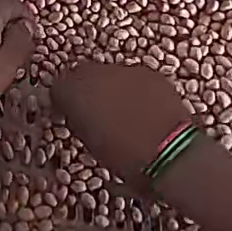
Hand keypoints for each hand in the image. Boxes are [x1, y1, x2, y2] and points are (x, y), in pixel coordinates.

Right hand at [53, 62, 231, 230]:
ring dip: (109, 87)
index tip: (68, 115)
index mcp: (74, 92)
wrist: (173, 155)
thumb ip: (80, 123)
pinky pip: (133, 78)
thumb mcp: (91, 145)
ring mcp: (125, 70)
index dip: (62, 102)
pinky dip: (133, 89)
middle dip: (84, 89)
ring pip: (109, 74)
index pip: (58, 88)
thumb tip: (80, 116)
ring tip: (121, 111)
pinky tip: (143, 109)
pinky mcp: (150, 73)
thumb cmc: (125, 160)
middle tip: (92, 112)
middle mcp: (95, 73)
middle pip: (81, 74)